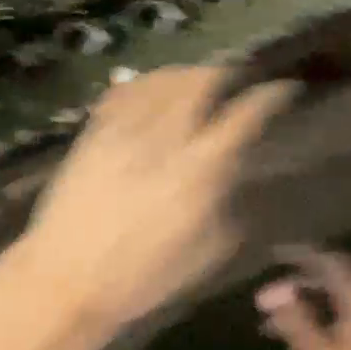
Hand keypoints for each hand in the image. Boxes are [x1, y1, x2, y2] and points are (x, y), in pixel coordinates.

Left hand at [0, 66, 295, 349]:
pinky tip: (155, 89)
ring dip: (188, 73)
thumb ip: (228, 201)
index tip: (284, 87)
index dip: (269, 95)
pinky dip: (147, 81)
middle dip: (226, 72)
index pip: (243, 116)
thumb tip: (238, 167)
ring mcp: (124, 128)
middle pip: (201, 81)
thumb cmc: (142, 277)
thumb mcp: (206, 253)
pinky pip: (125, 89)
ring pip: (163, 78)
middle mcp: (164, 138)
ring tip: (200, 80)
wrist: (66, 276)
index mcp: (198, 171)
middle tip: (238, 77)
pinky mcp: (94, 128)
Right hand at [257, 247, 350, 349]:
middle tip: (269, 303)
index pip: (332, 262)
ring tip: (281, 328)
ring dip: (313, 312)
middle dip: (300, 291)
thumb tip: (274, 293)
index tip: (276, 255)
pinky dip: (332, 325)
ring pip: (346, 308)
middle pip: (338, 286)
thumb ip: (295, 320)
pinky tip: (314, 343)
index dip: (302, 255)